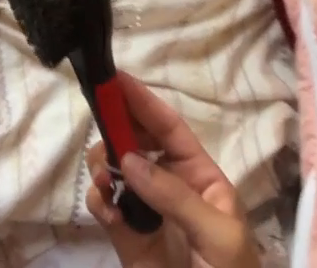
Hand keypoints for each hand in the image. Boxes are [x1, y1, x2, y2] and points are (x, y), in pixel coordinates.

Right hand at [87, 73, 257, 267]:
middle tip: (101, 130)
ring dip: (102, 164)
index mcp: (202, 178)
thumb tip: (130, 158)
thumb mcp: (219, 238)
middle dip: (116, 129)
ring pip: (113, 166)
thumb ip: (175, 196)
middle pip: (135, 139)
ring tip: (105, 181)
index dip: (143, 101)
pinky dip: (98, 199)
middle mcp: (171, 186)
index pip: (169, 129)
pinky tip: (107, 211)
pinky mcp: (125, 234)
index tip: (114, 78)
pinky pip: (102, 202)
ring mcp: (146, 209)